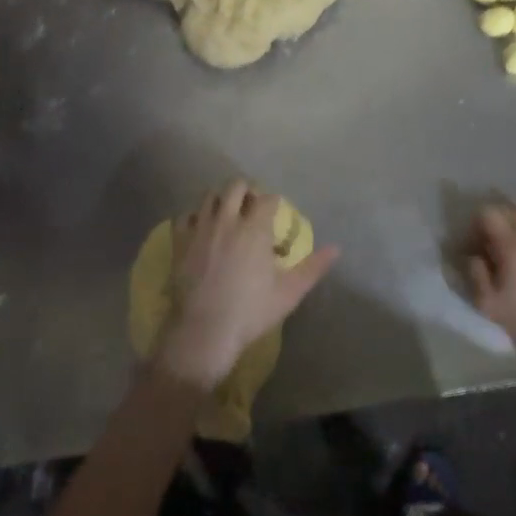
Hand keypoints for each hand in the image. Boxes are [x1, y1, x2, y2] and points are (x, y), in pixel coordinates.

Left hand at [154, 181, 338, 389]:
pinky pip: (185, 216)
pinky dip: (196, 217)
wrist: (205, 329)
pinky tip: (201, 230)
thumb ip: (313, 267)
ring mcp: (200, 228)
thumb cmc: (251, 311)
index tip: (276, 215)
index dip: (274, 203)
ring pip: (209, 196)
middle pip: (236, 186)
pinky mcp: (179, 241)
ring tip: (227, 215)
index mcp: (255, 229)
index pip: (268, 198)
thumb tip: (336, 249)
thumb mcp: (289, 292)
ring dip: (221, 200)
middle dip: (247, 191)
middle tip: (252, 208)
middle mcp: (227, 220)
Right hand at [466, 203, 515, 357]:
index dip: (475, 225)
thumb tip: (471, 254)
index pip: (488, 213)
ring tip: (508, 246)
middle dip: (492, 221)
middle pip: (506, 208)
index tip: (473, 245)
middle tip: (488, 245)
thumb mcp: (489, 304)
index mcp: (512, 245)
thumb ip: (475, 273)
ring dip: (511, 223)